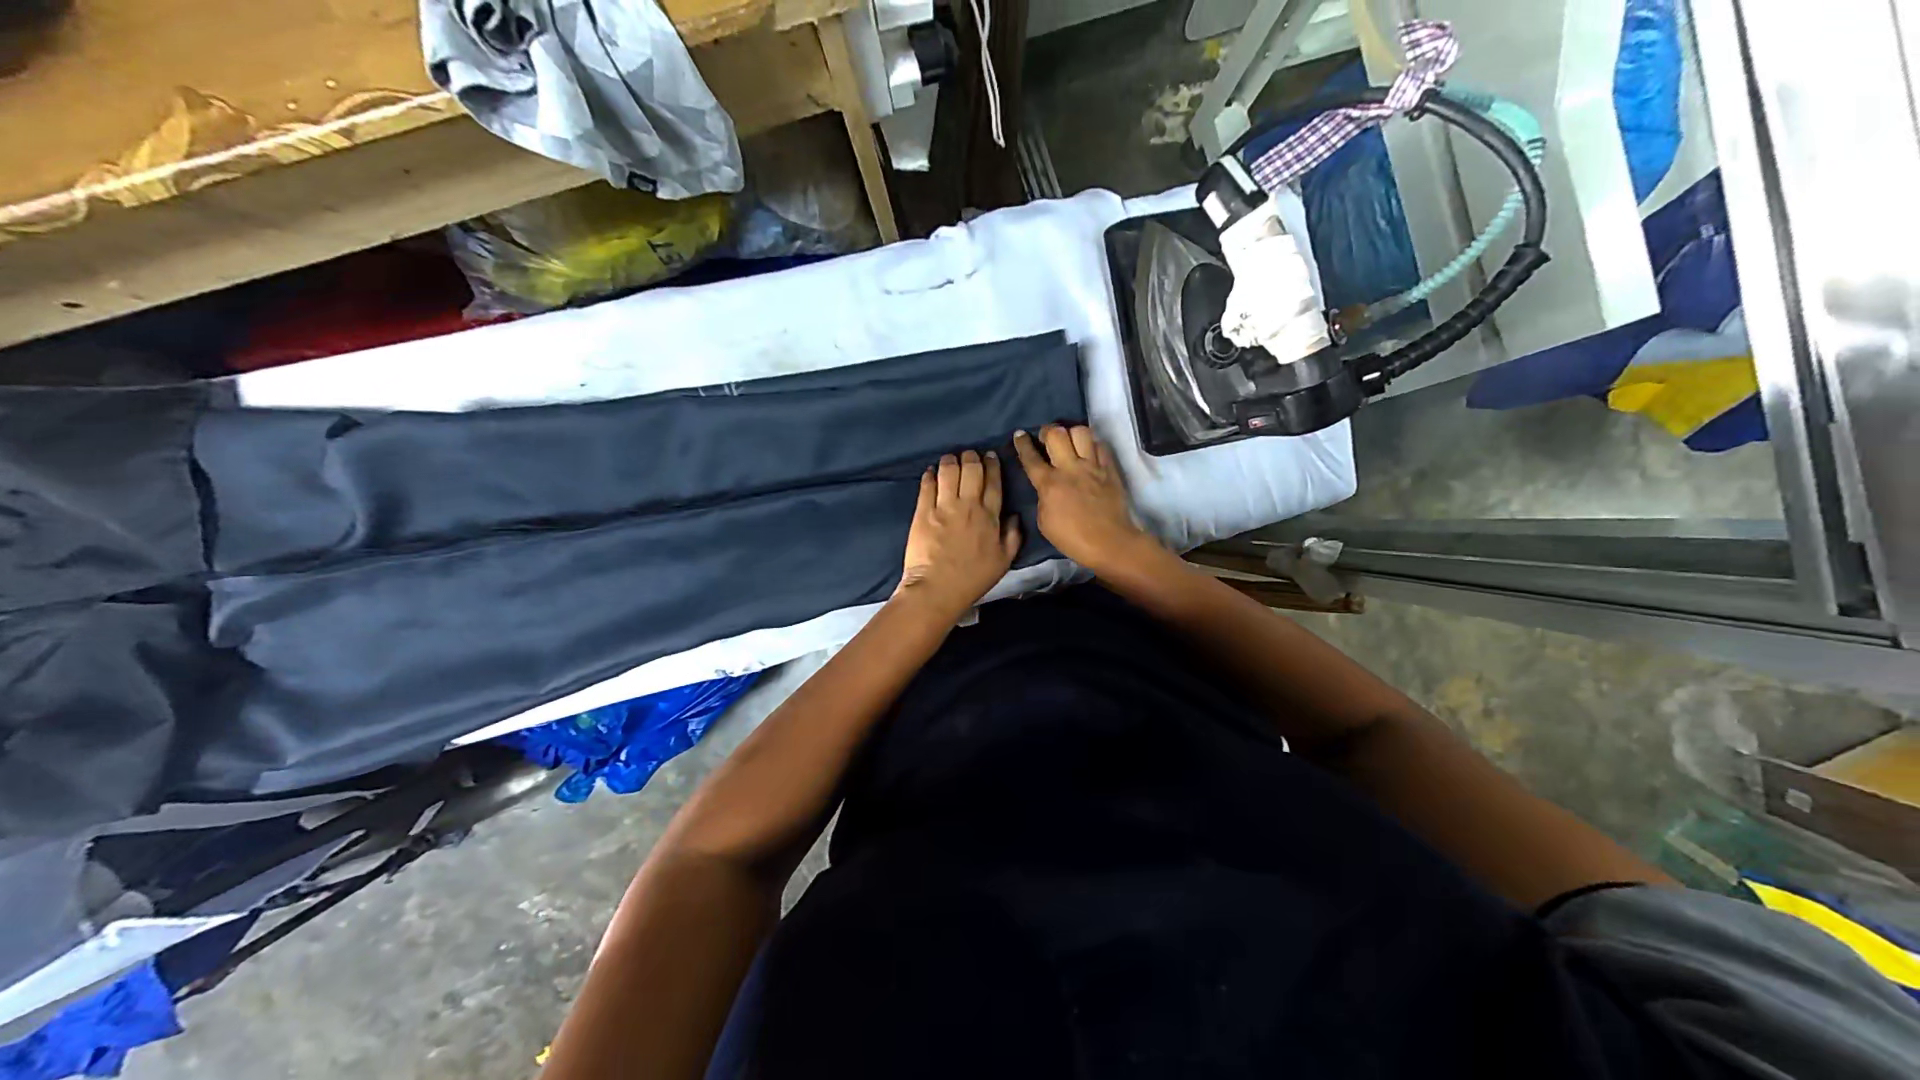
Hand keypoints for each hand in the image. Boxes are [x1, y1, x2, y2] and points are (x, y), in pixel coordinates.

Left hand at [894, 449, 1020, 617]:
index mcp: (990, 516)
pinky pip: (927, 486)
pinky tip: (930, 472)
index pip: (993, 482)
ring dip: (950, 461)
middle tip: (969, 455)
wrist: (937, 588)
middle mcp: (968, 505)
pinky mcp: (922, 512)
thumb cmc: (973, 578)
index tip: (989, 455)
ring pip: (949, 472)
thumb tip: (1014, 516)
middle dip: (971, 457)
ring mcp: (943, 507)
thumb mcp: (1004, 561)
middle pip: (971, 470)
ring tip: (950, 459)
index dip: (992, 465)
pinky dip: (930, 476)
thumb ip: (1012, 536)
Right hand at [1012, 425, 1161, 573]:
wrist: (1109, 542)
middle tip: (1046, 438)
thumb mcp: (1044, 522)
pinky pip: (1100, 445)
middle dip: (1047, 431)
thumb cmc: (1072, 538)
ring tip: (1069, 441)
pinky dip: (1091, 444)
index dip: (1022, 443)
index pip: (1031, 457)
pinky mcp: (1109, 469)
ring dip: (1071, 433)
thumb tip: (1046, 488)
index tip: (1019, 435)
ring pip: (1080, 432)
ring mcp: (1092, 466)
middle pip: (1056, 434)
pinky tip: (1088, 452)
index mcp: (1050, 484)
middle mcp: (1070, 468)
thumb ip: (1042, 498)